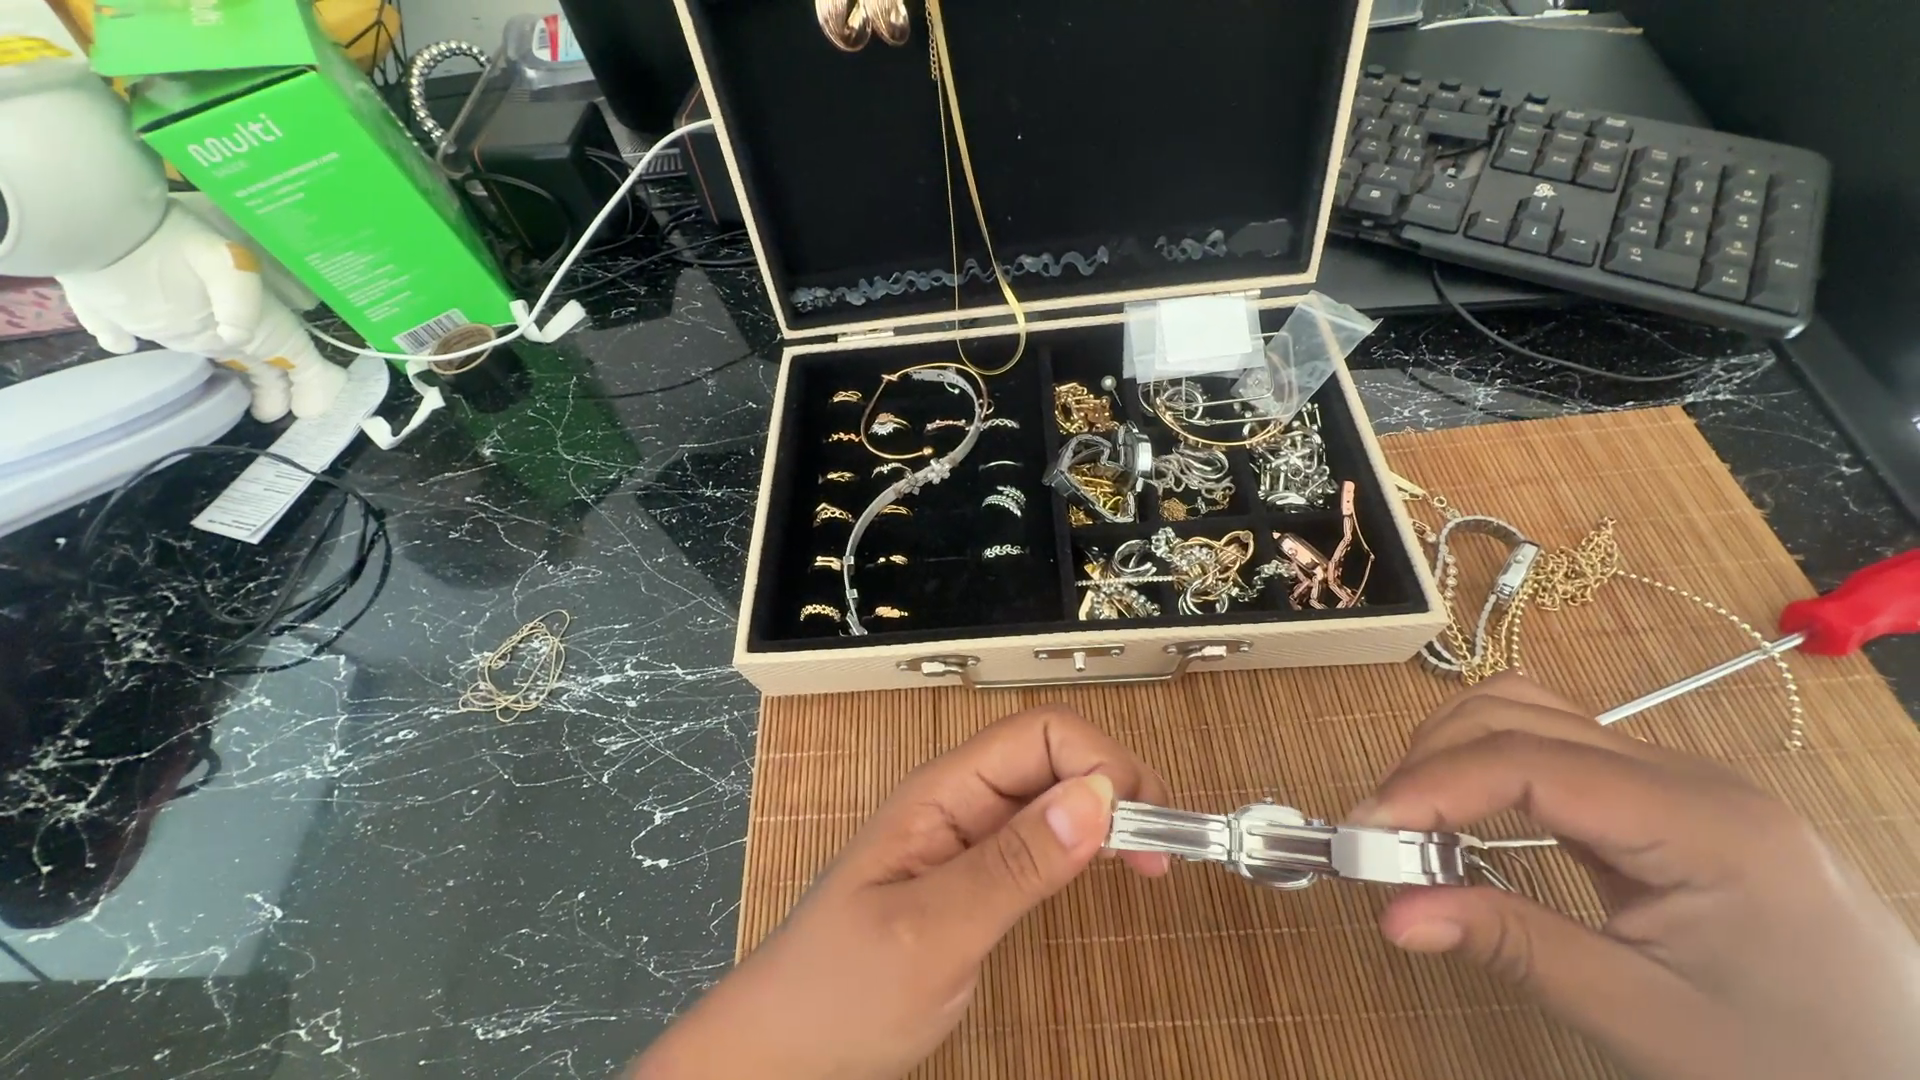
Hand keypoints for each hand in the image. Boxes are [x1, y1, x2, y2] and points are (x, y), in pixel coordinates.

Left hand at [630, 704, 1169, 1079]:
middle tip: (1157, 852)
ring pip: (1052, 792)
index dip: (1101, 763)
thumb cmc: (843, 991)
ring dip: (1106, 812)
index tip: (1139, 830)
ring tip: (1146, 860)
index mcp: (943, 790)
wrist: (784, 1048)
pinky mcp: (975, 872)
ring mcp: (967, 835)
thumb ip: (1015, 865)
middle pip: (1053, 754)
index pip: (1040, 732)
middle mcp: (960, 799)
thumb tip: (1099, 796)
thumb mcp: (932, 932)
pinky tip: (1104, 866)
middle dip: (1115, 783)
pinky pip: (1040, 835)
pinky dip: (1083, 843)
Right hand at [1351, 674, 1919, 1079]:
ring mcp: (1677, 777)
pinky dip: (1483, 764)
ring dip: (1451, 751)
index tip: (1364, 829)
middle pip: (1521, 715)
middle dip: (1430, 760)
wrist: (1917, 1078)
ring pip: (1530, 712)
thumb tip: (1392, 916)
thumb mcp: (1651, 1021)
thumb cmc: (1797, 1062)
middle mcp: (1687, 774)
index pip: (1532, 763)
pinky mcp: (1661, 795)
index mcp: (1704, 824)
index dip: (1433, 784)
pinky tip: (1464, 814)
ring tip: (1411, 819)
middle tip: (1379, 833)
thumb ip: (1516, 948)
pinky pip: (1551, 746)